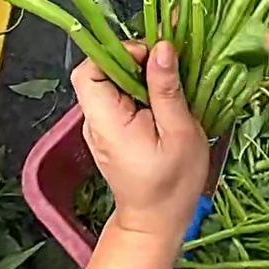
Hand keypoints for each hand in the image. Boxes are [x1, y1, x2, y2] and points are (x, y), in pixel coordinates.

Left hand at [71, 41, 208, 240]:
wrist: (159, 222)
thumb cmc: (173, 183)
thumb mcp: (180, 132)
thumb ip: (167, 89)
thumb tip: (162, 47)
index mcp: (107, 121)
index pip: (88, 71)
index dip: (116, 53)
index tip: (149, 55)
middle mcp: (96, 120)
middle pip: (101, 71)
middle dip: (135, 60)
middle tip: (168, 66)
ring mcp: (102, 124)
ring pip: (113, 81)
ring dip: (141, 74)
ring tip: (170, 83)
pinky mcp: (112, 128)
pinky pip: (121, 96)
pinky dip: (141, 89)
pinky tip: (164, 99)